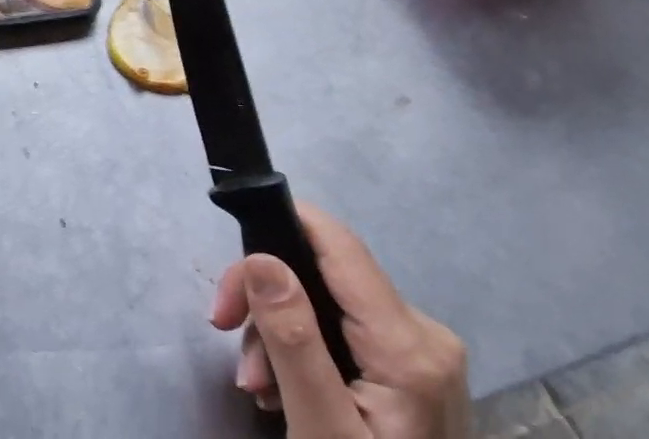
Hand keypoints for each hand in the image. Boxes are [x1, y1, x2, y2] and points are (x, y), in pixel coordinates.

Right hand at [210, 204, 470, 437]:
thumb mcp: (320, 425)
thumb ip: (292, 341)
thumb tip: (260, 258)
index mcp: (408, 344)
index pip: (337, 244)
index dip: (275, 229)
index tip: (224, 280)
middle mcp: (425, 333)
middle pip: (323, 274)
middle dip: (265, 301)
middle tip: (223, 336)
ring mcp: (423, 351)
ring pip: (326, 302)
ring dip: (278, 331)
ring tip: (256, 384)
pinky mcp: (412, 367)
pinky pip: (343, 329)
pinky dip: (303, 347)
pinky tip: (285, 385)